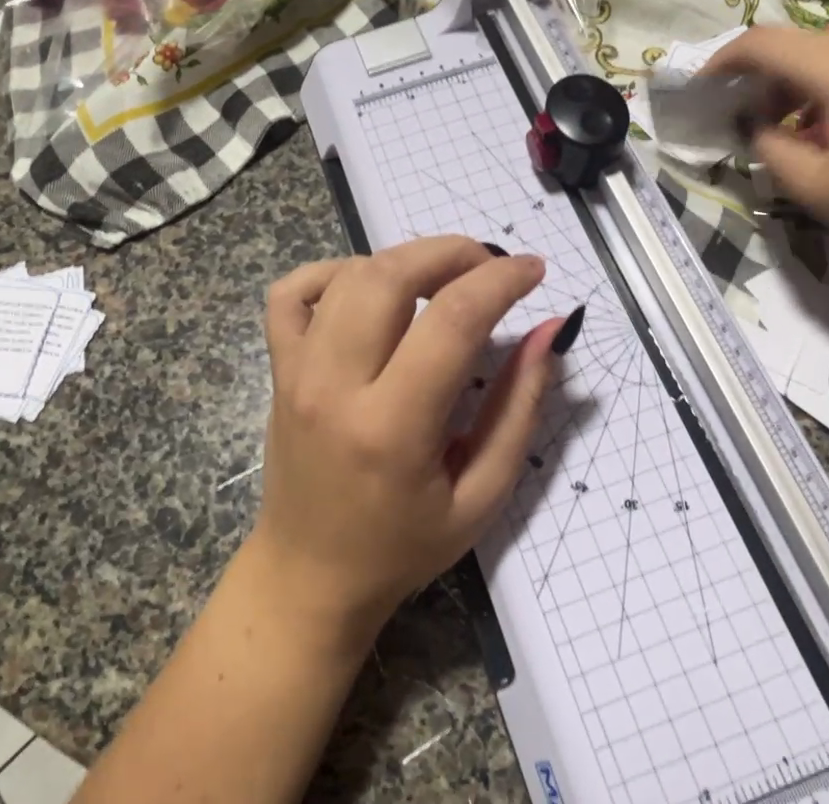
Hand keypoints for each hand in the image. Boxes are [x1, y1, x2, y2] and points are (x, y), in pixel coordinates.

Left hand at [249, 236, 568, 650]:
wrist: (309, 576)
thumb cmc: (403, 546)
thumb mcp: (481, 495)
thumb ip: (518, 409)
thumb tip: (549, 330)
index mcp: (393, 428)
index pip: (452, 321)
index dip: (502, 281)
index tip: (534, 271)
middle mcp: (335, 387)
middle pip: (390, 276)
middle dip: (453, 253)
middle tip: (491, 266)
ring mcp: (296, 373)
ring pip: (347, 275)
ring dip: (405, 259)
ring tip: (445, 280)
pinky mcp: (278, 370)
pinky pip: (291, 292)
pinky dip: (333, 272)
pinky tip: (369, 290)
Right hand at [705, 26, 828, 278]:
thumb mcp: (815, 186)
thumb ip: (770, 150)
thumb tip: (761, 127)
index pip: (761, 43)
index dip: (722, 62)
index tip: (702, 90)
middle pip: (799, 47)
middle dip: (763, 81)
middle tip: (749, 124)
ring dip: (801, 89)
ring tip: (796, 137)